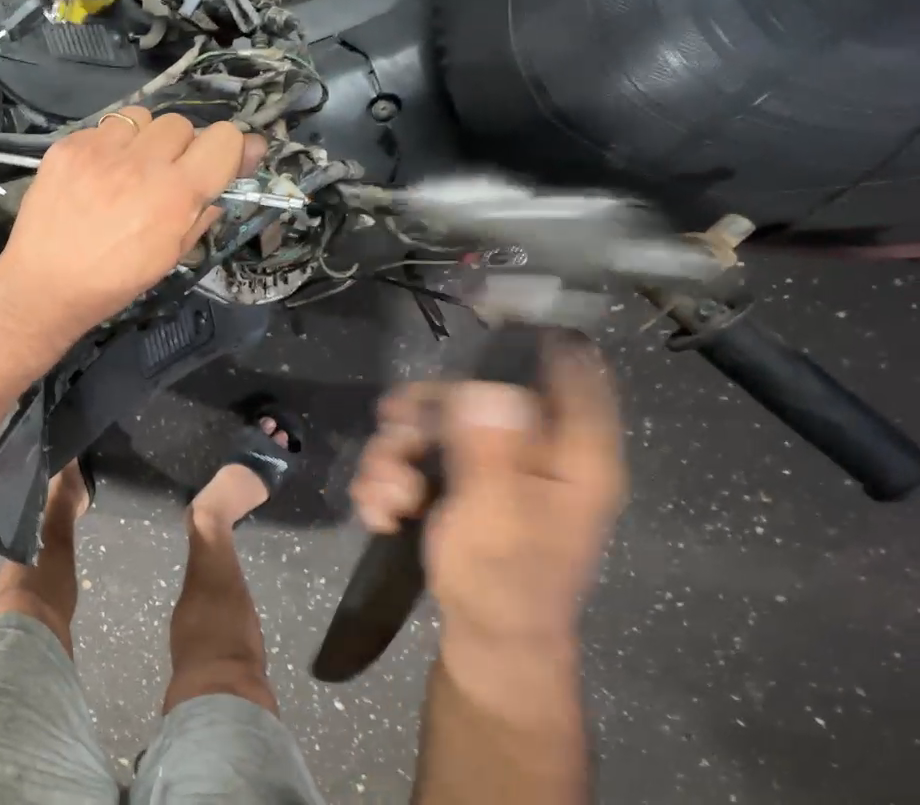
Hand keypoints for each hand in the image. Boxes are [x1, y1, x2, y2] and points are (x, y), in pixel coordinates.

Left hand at [0, 106, 259, 346]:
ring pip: (141, 117)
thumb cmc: (114, 281)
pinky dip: (106, 145)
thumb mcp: (172, 255)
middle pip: (181, 123)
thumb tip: (230, 174)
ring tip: (126, 170)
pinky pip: (102, 128)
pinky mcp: (66, 147)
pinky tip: (95, 174)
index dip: (225, 150)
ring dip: (142, 139)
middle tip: (161, 177)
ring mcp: (99, 151)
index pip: (224, 138)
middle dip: (179, 147)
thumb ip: (204, 208)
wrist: (45, 285)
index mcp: (175, 195)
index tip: (216, 163)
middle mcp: (140, 164)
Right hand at [350, 338, 625, 651]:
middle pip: (469, 398)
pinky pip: (413, 461)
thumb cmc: (502, 581)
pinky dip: (388, 482)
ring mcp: (491, 470)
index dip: (540, 341)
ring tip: (383, 499)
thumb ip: (489, 448)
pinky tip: (380, 511)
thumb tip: (486, 387)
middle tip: (393, 438)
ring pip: (427, 429)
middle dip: (417, 420)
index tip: (498, 313)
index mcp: (570, 455)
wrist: (484, 640)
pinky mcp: (457, 488)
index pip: (573, 375)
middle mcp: (532, 452)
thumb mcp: (495, 513)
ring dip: (391, 459)